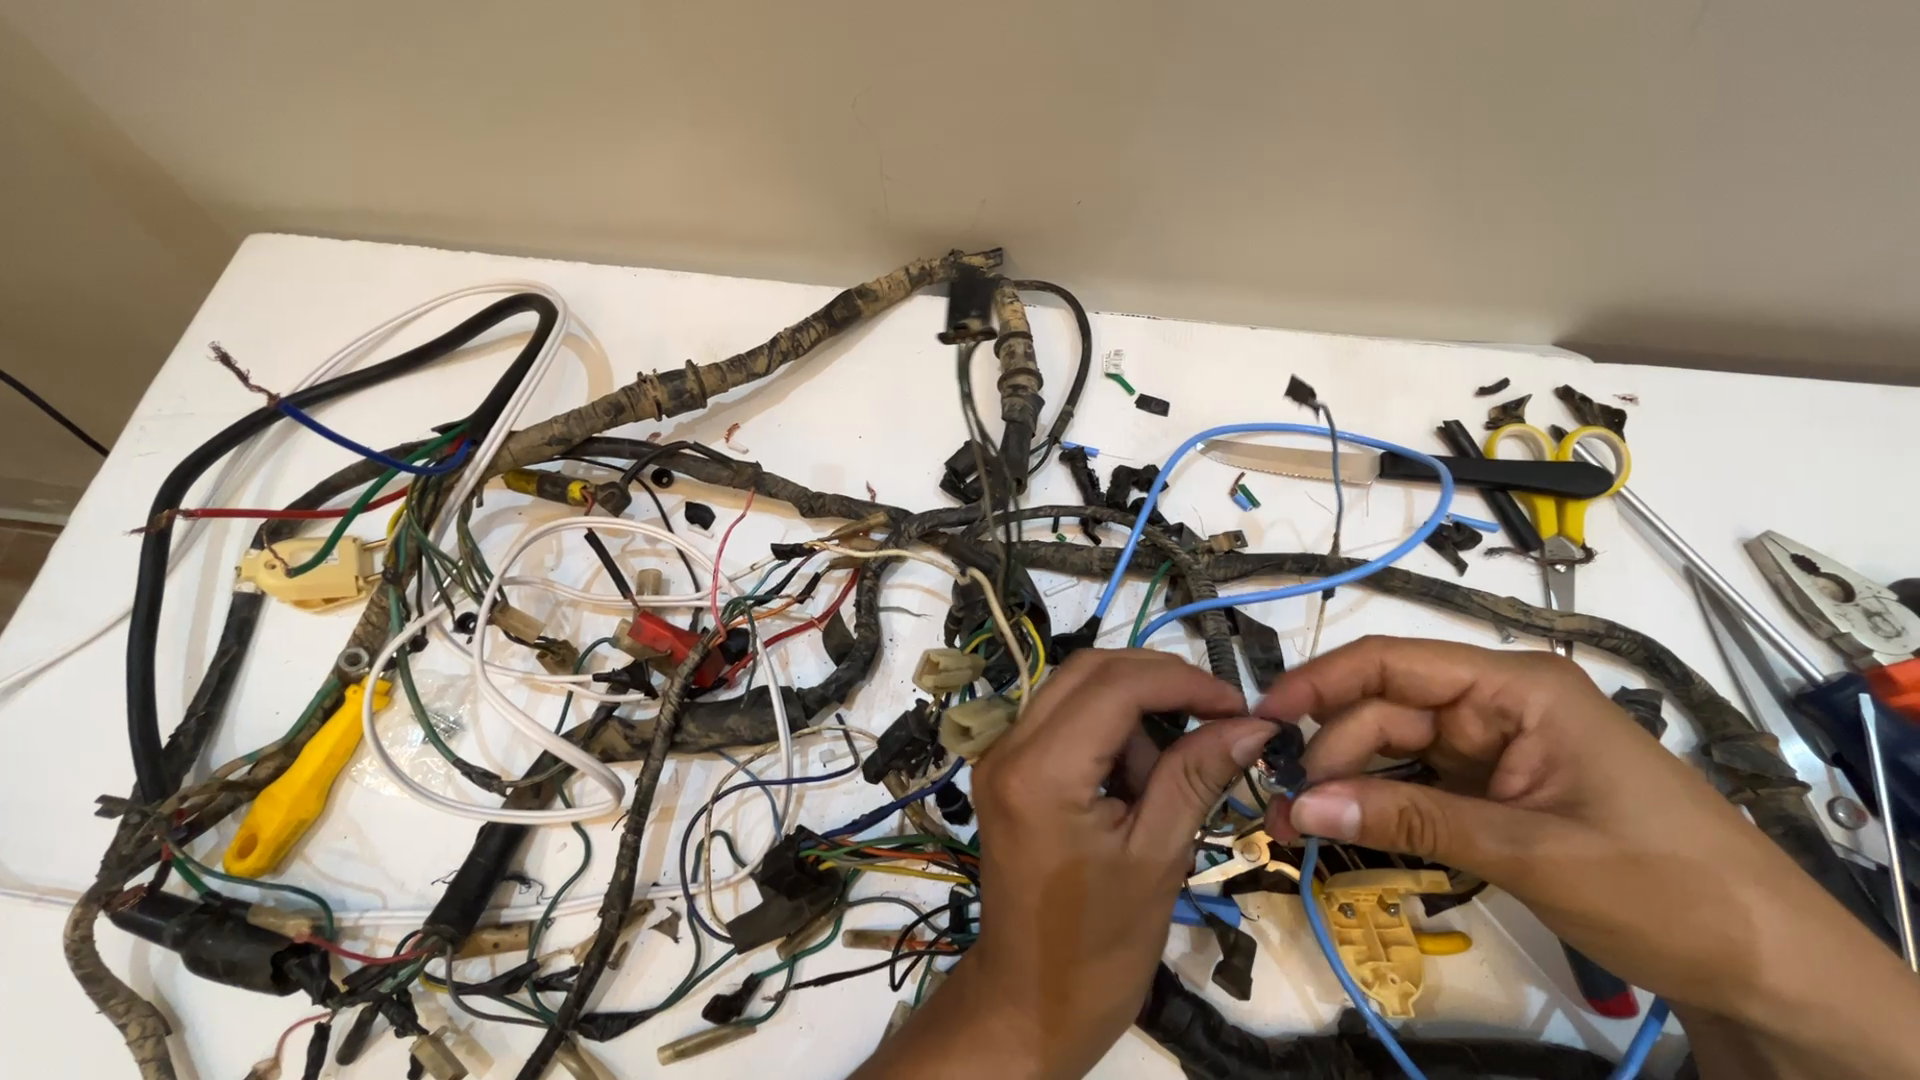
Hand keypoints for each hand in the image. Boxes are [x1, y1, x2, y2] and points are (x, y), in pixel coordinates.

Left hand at [856, 649, 1274, 1079]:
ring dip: (1133, 707)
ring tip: (1169, 771)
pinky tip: (1136, 778)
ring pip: (1075, 688)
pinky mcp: (1007, 769)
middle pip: (1089, 670)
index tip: (1237, 705)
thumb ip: (1197, 774)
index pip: (1115, 686)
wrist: (1032, 998)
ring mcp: (1000, 755)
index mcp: (1041, 771)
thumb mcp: (1159, 855)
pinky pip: (1062, 719)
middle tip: (1216, 715)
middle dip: (1158, 681)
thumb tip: (1254, 722)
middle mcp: (1008, 747)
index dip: (1183, 682)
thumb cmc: (1101, 944)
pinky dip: (1108, 729)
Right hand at [1256, 636, 1919, 1078]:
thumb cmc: (1667, 887)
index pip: (1393, 663)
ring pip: (1391, 750)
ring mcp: (1493, 750)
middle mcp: (1497, 705)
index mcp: (1517, 687)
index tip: (1263, 720)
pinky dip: (1376, 809)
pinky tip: (1340, 831)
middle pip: (1383, 711)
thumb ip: (1410, 820)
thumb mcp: (1532, 851)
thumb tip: (1302, 806)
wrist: (1768, 968)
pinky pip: (1414, 787)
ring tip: (1296, 825)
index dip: (1319, 685)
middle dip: (1329, 755)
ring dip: (1344, 786)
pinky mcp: (1491, 793)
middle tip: (1282, 807)